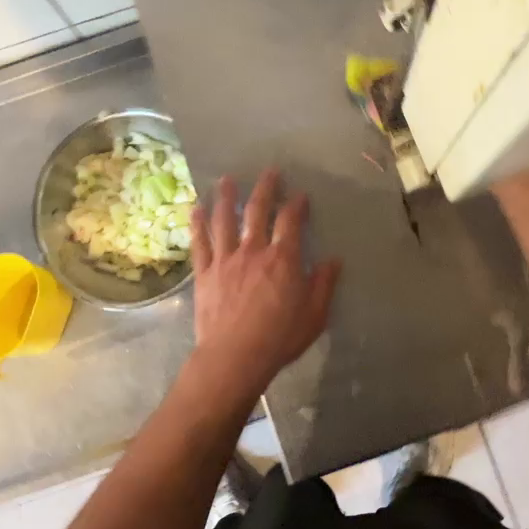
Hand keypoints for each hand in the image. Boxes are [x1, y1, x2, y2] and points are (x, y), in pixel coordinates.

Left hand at [186, 169, 340, 399]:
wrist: (235, 356)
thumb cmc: (279, 338)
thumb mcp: (314, 315)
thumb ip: (323, 285)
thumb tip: (333, 261)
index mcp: (283, 259)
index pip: (290, 221)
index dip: (296, 204)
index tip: (300, 194)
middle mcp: (253, 251)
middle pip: (257, 210)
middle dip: (265, 188)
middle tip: (269, 171)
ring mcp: (225, 259)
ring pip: (224, 220)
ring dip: (226, 196)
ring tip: (226, 179)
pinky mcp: (204, 273)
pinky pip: (200, 242)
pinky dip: (197, 224)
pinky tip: (195, 208)